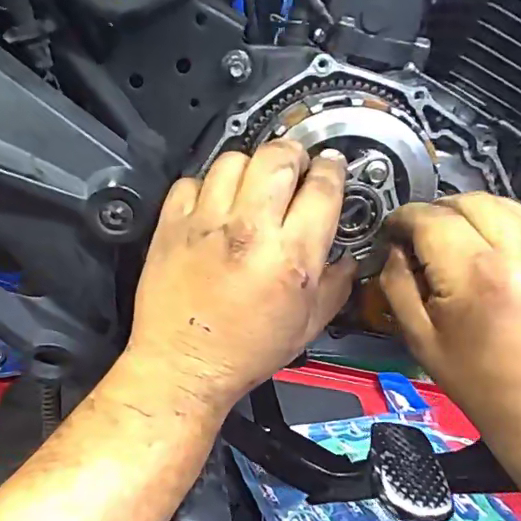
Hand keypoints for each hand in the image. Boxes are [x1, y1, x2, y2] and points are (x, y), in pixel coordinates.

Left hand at [123, 140, 354, 416]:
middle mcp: (249, 231)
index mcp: (291, 256)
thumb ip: (335, 286)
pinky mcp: (172, 226)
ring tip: (254, 184)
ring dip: (251, 166)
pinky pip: (192, 181)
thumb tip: (347, 260)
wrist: (184, 366)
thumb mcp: (307, 325)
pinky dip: (207, 186)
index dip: (333, 170)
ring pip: (234, 160)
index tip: (332, 168)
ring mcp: (207, 225)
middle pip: (278, 157)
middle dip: (295, 154)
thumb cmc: (244, 352)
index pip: (322, 187)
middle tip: (297, 166)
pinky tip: (216, 205)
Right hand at [380, 194, 520, 488]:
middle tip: (424, 236)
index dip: (404, 217)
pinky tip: (498, 251)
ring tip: (461, 241)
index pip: (430, 217)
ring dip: (473, 213)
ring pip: (504, 202)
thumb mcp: (423, 343)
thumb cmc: (488, 390)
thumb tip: (394, 250)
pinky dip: (508, 226)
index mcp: (477, 275)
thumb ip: (398, 286)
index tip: (395, 229)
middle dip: (437, 211)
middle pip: (468, 199)